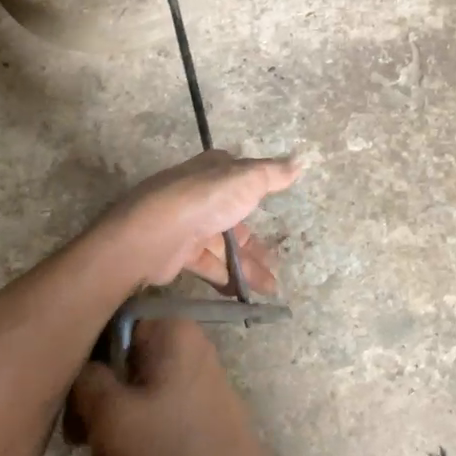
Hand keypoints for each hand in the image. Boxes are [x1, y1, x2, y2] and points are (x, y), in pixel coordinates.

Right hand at [70, 319, 315, 455]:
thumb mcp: (112, 416)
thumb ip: (86, 379)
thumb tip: (84, 372)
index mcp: (175, 334)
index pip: (111, 328)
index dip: (85, 363)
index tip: (72, 402)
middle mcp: (190, 356)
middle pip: (120, 377)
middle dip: (99, 421)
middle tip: (87, 449)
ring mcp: (198, 397)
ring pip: (132, 415)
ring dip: (112, 455)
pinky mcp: (202, 437)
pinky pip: (153, 441)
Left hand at [103, 151, 298, 295]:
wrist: (155, 233)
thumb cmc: (206, 199)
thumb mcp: (247, 179)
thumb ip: (273, 174)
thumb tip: (300, 160)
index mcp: (214, 171)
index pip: (238, 176)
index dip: (256, 189)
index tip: (275, 206)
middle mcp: (200, 194)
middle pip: (232, 217)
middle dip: (254, 241)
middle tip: (278, 264)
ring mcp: (188, 224)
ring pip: (223, 246)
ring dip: (247, 266)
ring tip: (271, 289)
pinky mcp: (179, 253)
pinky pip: (209, 265)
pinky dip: (227, 278)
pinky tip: (244, 295)